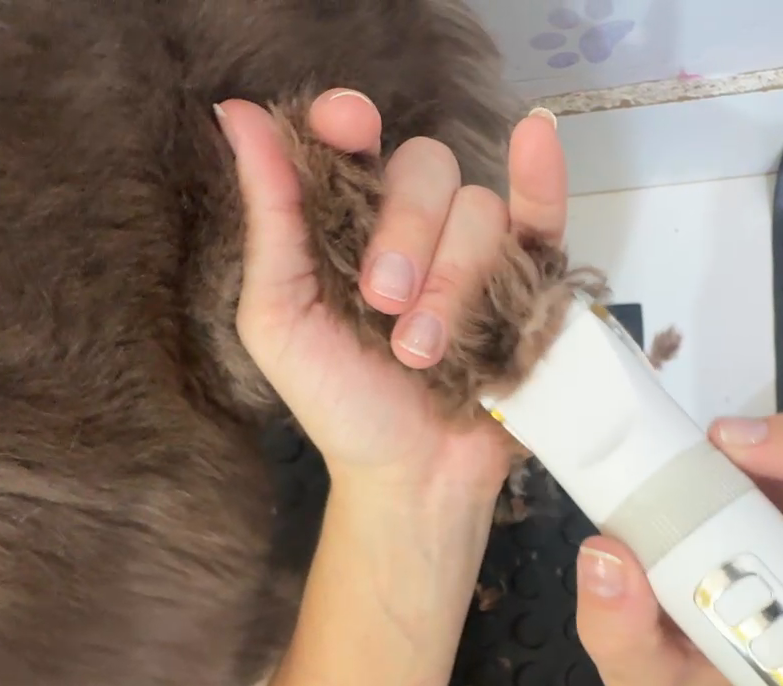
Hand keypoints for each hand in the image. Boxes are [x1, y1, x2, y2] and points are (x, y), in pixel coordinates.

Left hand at [217, 89, 568, 499]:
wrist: (411, 475)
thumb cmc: (343, 406)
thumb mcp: (282, 322)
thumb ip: (270, 224)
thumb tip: (237, 114)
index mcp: (351, 226)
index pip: (357, 141)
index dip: (350, 121)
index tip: (347, 130)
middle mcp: (418, 228)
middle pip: (426, 169)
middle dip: (404, 234)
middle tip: (383, 305)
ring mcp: (477, 254)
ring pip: (478, 210)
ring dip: (451, 282)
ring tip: (426, 353)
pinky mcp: (528, 283)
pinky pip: (545, 215)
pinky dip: (544, 178)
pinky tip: (535, 141)